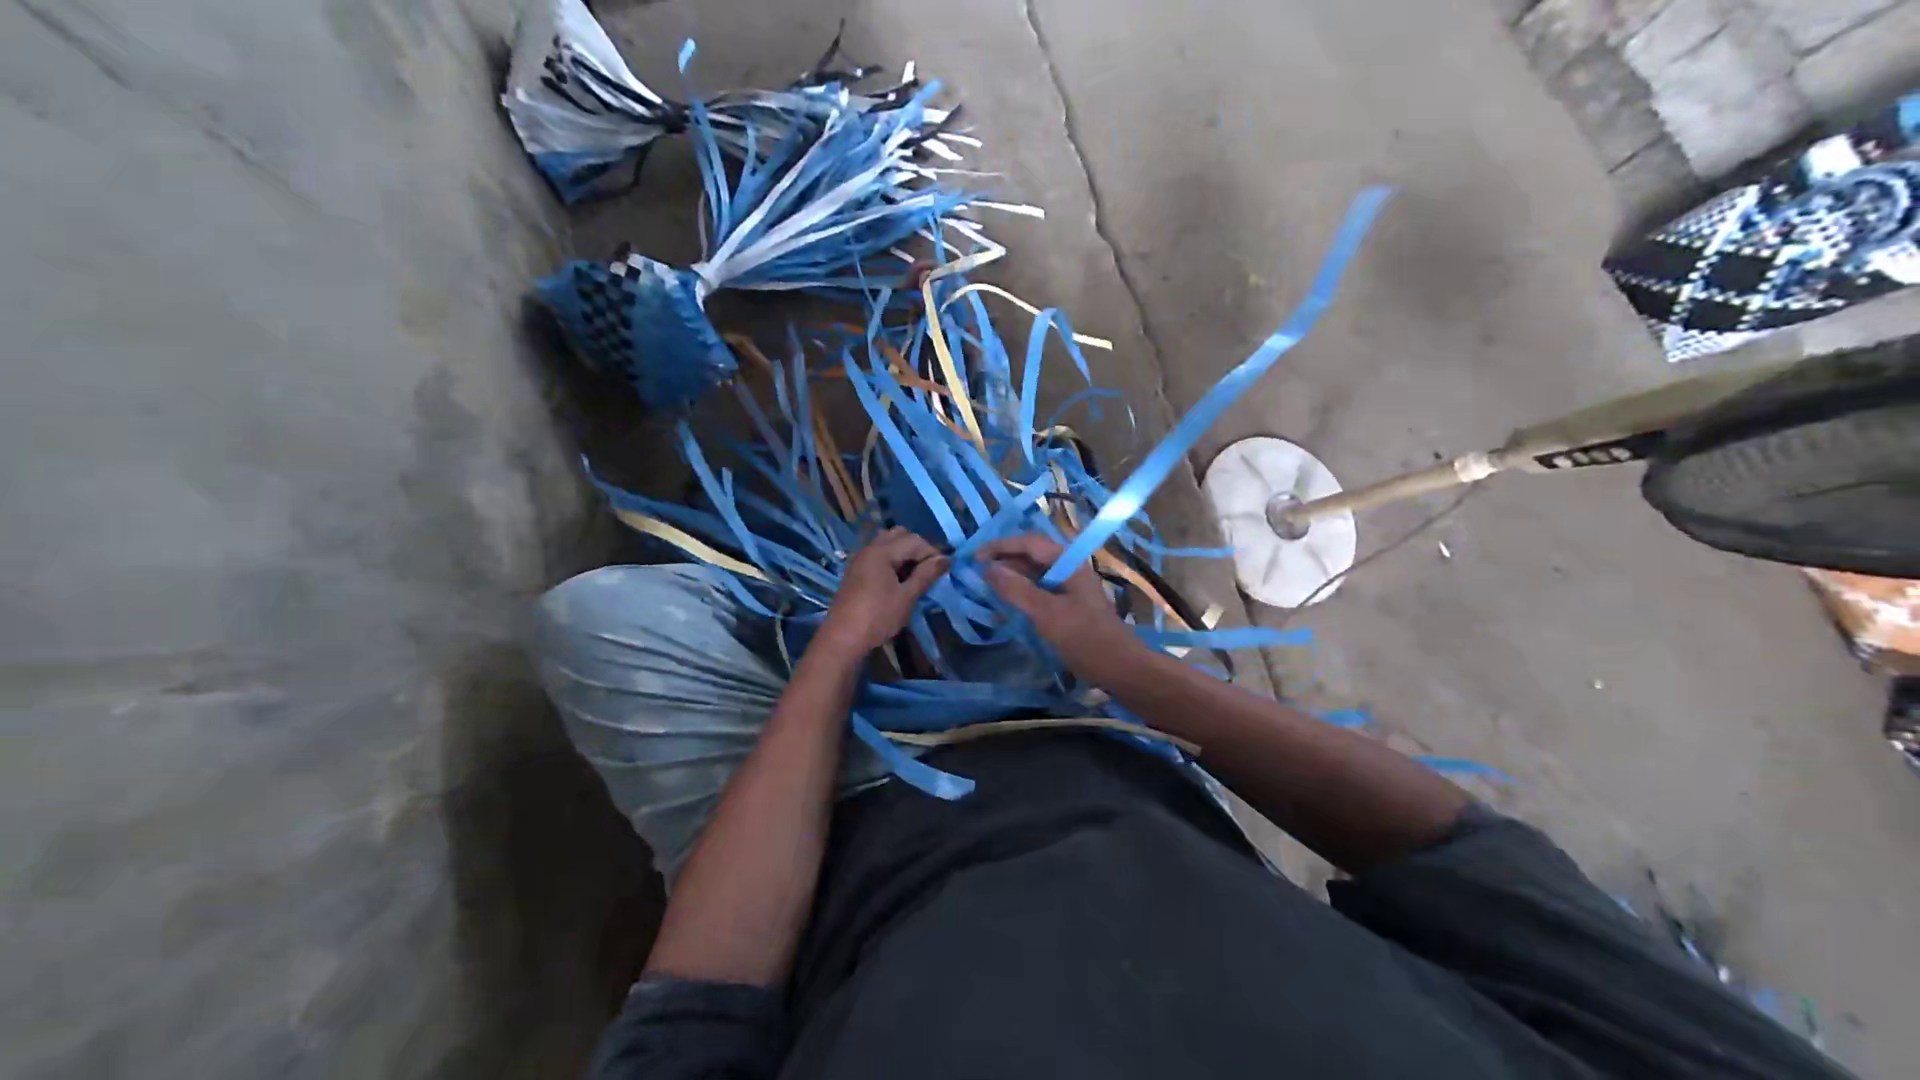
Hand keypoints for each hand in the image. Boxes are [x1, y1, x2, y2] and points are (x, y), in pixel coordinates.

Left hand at [816, 527, 949, 658]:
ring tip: (913, 574)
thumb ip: (926, 575)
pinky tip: (897, 579)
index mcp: (881, 551)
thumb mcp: (906, 597)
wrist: (843, 638)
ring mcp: (860, 559)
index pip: (914, 540)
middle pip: (899, 535)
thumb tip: (946, 559)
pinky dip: (891, 559)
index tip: (944, 571)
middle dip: (917, 548)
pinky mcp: (856, 571)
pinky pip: (877, 554)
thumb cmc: (878, 617)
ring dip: (903, 552)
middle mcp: (869, 549)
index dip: (932, 553)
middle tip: (927, 570)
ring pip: (887, 543)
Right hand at [981, 534, 1145, 680]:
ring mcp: (1068, 586)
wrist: (1120, 668)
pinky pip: (1037, 589)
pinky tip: (1004, 603)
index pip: (1029, 542)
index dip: (999, 546)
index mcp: (1068, 562)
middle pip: (1030, 555)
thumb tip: (987, 569)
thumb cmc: (1085, 639)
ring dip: (1009, 577)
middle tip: (974, 572)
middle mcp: (1068, 568)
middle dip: (1002, 560)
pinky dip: (1019, 592)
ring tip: (983, 586)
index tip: (973, 557)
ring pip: (1032, 573)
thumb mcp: (1047, 614)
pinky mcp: (1066, 604)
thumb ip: (1017, 590)